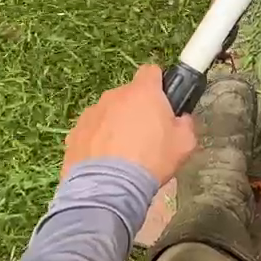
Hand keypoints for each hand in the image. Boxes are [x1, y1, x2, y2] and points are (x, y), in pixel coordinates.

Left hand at [60, 65, 196, 184]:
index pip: (152, 71)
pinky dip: (98, 142)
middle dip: (137, 110)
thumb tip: (180, 119)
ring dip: (116, 125)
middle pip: (129, 95)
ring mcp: (91, 113)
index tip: (163, 101)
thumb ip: (185, 124)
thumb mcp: (185, 144)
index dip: (159, 84)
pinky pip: (91, 132)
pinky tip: (106, 164)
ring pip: (108, 113)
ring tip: (124, 154)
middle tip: (147, 136)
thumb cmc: (151, 160)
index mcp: (143, 92)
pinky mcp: (74, 133)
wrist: (108, 189)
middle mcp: (114, 96)